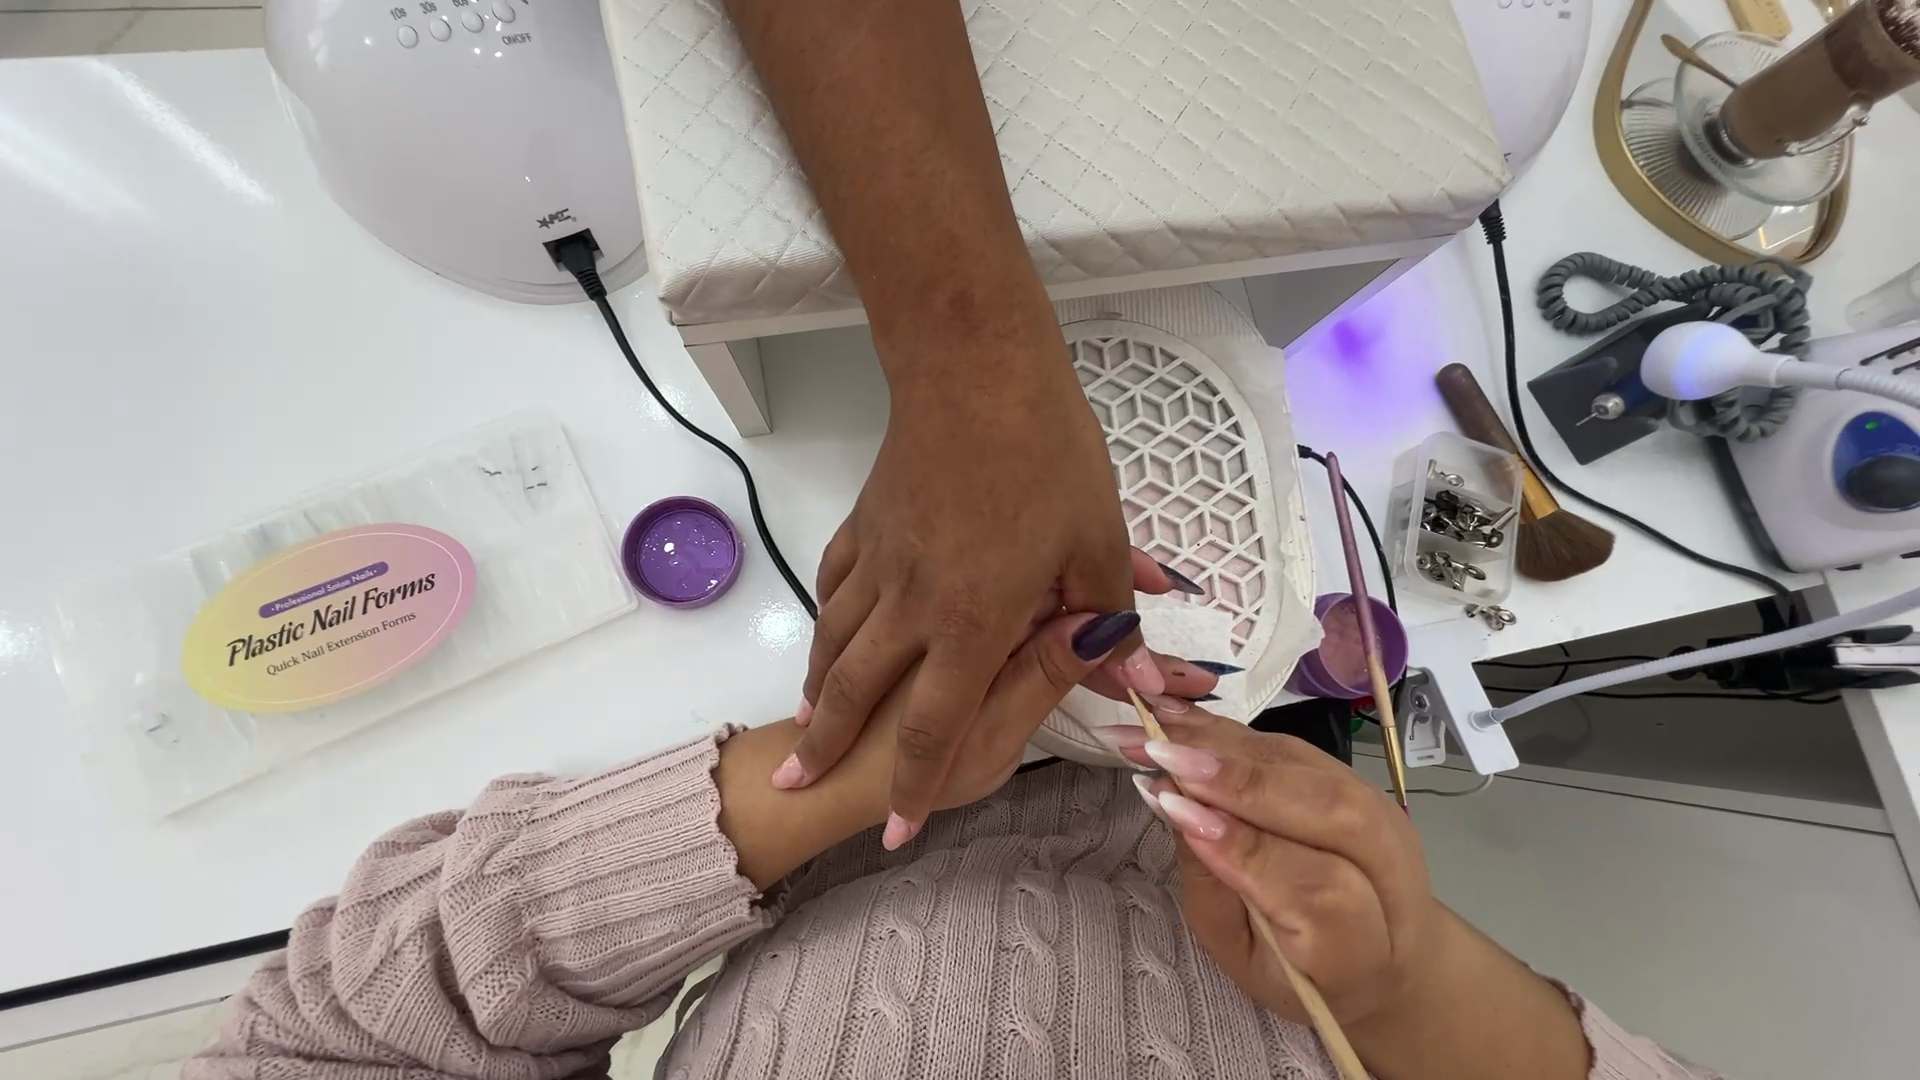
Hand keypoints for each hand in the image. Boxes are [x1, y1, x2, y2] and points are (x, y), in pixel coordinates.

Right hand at [791, 336, 1151, 848]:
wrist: (976, 373)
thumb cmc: (1047, 458)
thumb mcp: (1098, 540)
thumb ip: (1111, 618)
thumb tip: (1144, 683)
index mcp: (971, 623)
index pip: (934, 728)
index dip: (915, 786)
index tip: (893, 828)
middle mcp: (910, 607)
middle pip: (853, 691)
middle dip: (824, 747)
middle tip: (794, 783)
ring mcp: (877, 563)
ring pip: (831, 640)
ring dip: (814, 689)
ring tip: (801, 724)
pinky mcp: (862, 524)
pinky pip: (833, 585)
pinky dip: (824, 619)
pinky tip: (824, 630)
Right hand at [1120, 708, 1439, 1025]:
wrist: (1385, 951)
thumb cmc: (1296, 968)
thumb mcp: (1238, 951)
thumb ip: (1210, 880)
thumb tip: (1170, 801)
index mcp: (1362, 943)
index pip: (1315, 886)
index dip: (1242, 845)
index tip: (1171, 808)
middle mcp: (1386, 865)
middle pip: (1326, 808)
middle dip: (1234, 778)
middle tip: (1157, 753)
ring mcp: (1374, 808)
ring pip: (1302, 764)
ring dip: (1219, 741)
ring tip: (1152, 727)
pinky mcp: (1348, 772)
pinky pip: (1284, 743)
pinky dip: (1227, 729)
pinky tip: (1178, 715)